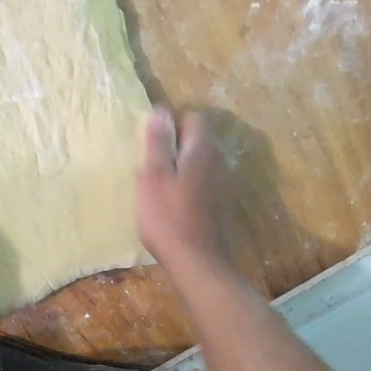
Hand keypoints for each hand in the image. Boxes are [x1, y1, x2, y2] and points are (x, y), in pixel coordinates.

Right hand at [136, 107, 230, 270]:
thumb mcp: (153, 176)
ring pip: (197, 163)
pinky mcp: (218, 204)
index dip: (171, 125)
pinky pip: (200, 183)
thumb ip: (158, 142)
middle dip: (174, 147)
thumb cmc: (167, 217)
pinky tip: (171, 205)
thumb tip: (161, 109)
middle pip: (197, 140)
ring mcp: (221, 183)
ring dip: (179, 169)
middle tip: (150, 167)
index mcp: (202, 149)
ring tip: (157, 188)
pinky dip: (186, 187)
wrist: (195, 260)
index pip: (193, 117)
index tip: (152, 144)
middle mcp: (217, 160)